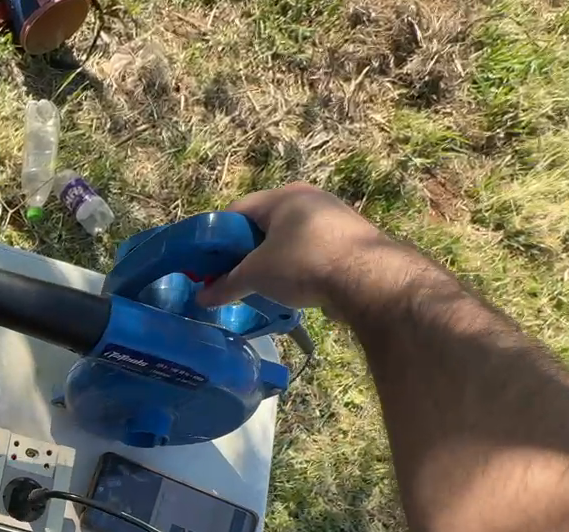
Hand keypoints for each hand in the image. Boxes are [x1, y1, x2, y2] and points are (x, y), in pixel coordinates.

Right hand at [196, 183, 399, 315]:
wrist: (366, 279)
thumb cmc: (302, 264)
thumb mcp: (254, 276)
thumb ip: (224, 285)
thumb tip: (202, 298)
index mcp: (282, 197)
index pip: (235, 211)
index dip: (216, 239)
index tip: (207, 265)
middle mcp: (308, 199)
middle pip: (260, 225)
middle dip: (241, 251)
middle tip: (228, 277)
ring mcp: (331, 217)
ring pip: (283, 238)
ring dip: (265, 260)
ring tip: (255, 285)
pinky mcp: (345, 238)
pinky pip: (304, 249)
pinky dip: (289, 265)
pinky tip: (285, 286)